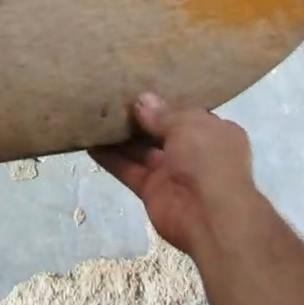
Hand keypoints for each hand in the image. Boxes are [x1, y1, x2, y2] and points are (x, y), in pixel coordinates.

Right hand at [91, 93, 262, 256]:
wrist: (210, 217)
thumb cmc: (208, 160)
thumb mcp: (188, 125)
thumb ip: (162, 114)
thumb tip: (142, 100)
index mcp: (213, 133)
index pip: (187, 114)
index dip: (165, 103)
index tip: (139, 87)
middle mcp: (194, 152)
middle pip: (161, 131)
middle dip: (139, 118)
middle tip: (111, 97)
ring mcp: (171, 172)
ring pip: (141, 150)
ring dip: (120, 136)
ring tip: (95, 114)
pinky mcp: (151, 190)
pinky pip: (128, 169)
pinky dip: (110, 158)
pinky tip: (89, 142)